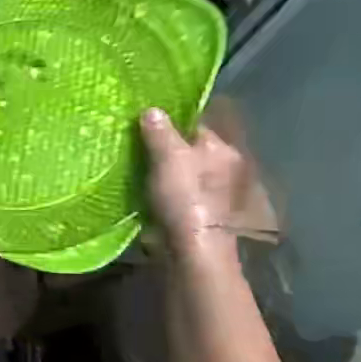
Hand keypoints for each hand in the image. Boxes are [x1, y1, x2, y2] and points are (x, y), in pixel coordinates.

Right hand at [139, 107, 246, 261]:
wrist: (194, 251)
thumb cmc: (185, 198)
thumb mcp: (169, 158)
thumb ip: (160, 132)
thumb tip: (153, 109)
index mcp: (221, 149)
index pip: (194, 125)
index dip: (170, 122)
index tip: (143, 124)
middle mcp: (224, 168)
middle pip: (190, 150)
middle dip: (167, 149)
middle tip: (136, 147)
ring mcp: (215, 195)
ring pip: (185, 174)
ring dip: (166, 173)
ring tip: (137, 170)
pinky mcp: (201, 216)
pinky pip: (179, 195)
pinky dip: (165, 193)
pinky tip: (146, 194)